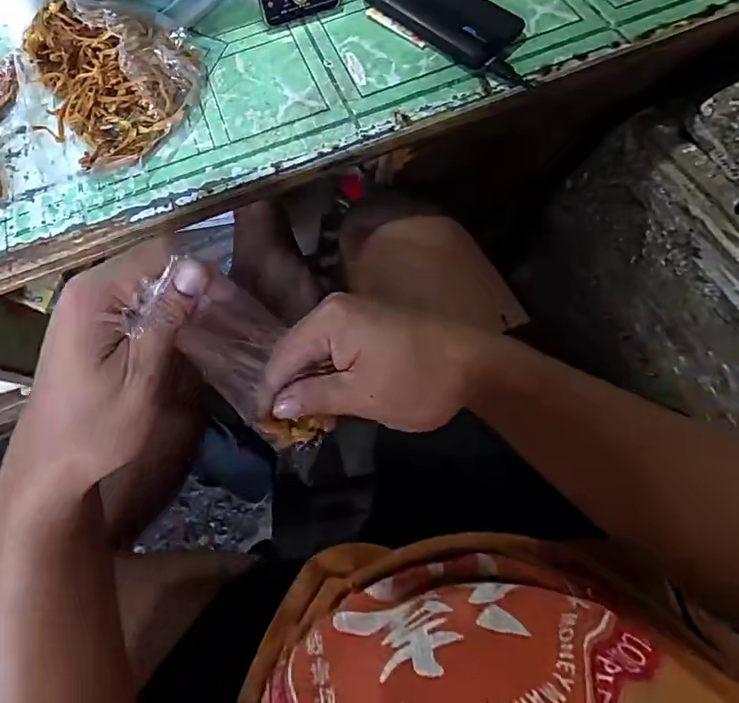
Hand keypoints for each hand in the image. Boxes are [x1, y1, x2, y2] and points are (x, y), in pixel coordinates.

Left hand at [1, 239, 207, 513]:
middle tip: (221, 312)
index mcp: (94, 293)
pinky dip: (157, 306)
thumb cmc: (96, 429)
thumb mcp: (141, 376)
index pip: (158, 252)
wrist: (49, 467)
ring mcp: (83, 299)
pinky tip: (176, 330)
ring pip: (143, 276)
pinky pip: (130, 294)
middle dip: (189, 280)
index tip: (225, 298)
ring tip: (205, 321)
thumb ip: (167, 317)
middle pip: (150, 260)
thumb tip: (198, 267)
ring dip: (175, 294)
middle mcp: (85, 284)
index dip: (197, 268)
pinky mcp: (87, 316)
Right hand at [254, 293, 507, 432]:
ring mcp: (351, 312)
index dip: (268, 393)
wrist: (475, 363)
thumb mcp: (362, 397)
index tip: (263, 427)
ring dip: (307, 385)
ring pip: (313, 351)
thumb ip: (314, 398)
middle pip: (294, 351)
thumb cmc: (417, 381)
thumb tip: (277, 406)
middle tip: (283, 429)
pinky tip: (328, 403)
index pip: (282, 357)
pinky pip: (332, 349)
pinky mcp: (366, 323)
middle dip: (286, 390)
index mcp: (329, 319)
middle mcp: (333, 308)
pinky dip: (326, 375)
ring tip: (304, 422)